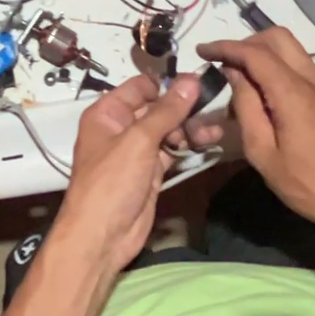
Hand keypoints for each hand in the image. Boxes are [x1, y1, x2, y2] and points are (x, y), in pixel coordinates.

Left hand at [47, 75, 201, 274]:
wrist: (101, 236)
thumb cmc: (112, 182)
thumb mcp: (138, 141)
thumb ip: (167, 111)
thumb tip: (191, 80)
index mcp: (107, 113)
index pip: (140, 87)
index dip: (167, 84)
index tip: (198, 84)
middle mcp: (120, 128)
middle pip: (157, 108)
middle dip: (184, 108)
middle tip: (213, 108)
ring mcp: (136, 151)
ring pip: (168, 130)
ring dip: (190, 128)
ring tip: (213, 131)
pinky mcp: (150, 172)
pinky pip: (172, 151)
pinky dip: (189, 146)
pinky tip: (210, 142)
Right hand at [197, 29, 314, 245]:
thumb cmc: (310, 185)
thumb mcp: (263, 153)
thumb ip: (247, 108)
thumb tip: (234, 74)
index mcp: (294, 93)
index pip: (254, 53)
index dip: (225, 47)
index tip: (201, 51)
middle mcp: (314, 80)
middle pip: (278, 38)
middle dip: (246, 42)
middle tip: (223, 64)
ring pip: (292, 51)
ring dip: (263, 56)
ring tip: (241, 86)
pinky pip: (301, 69)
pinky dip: (278, 70)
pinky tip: (266, 100)